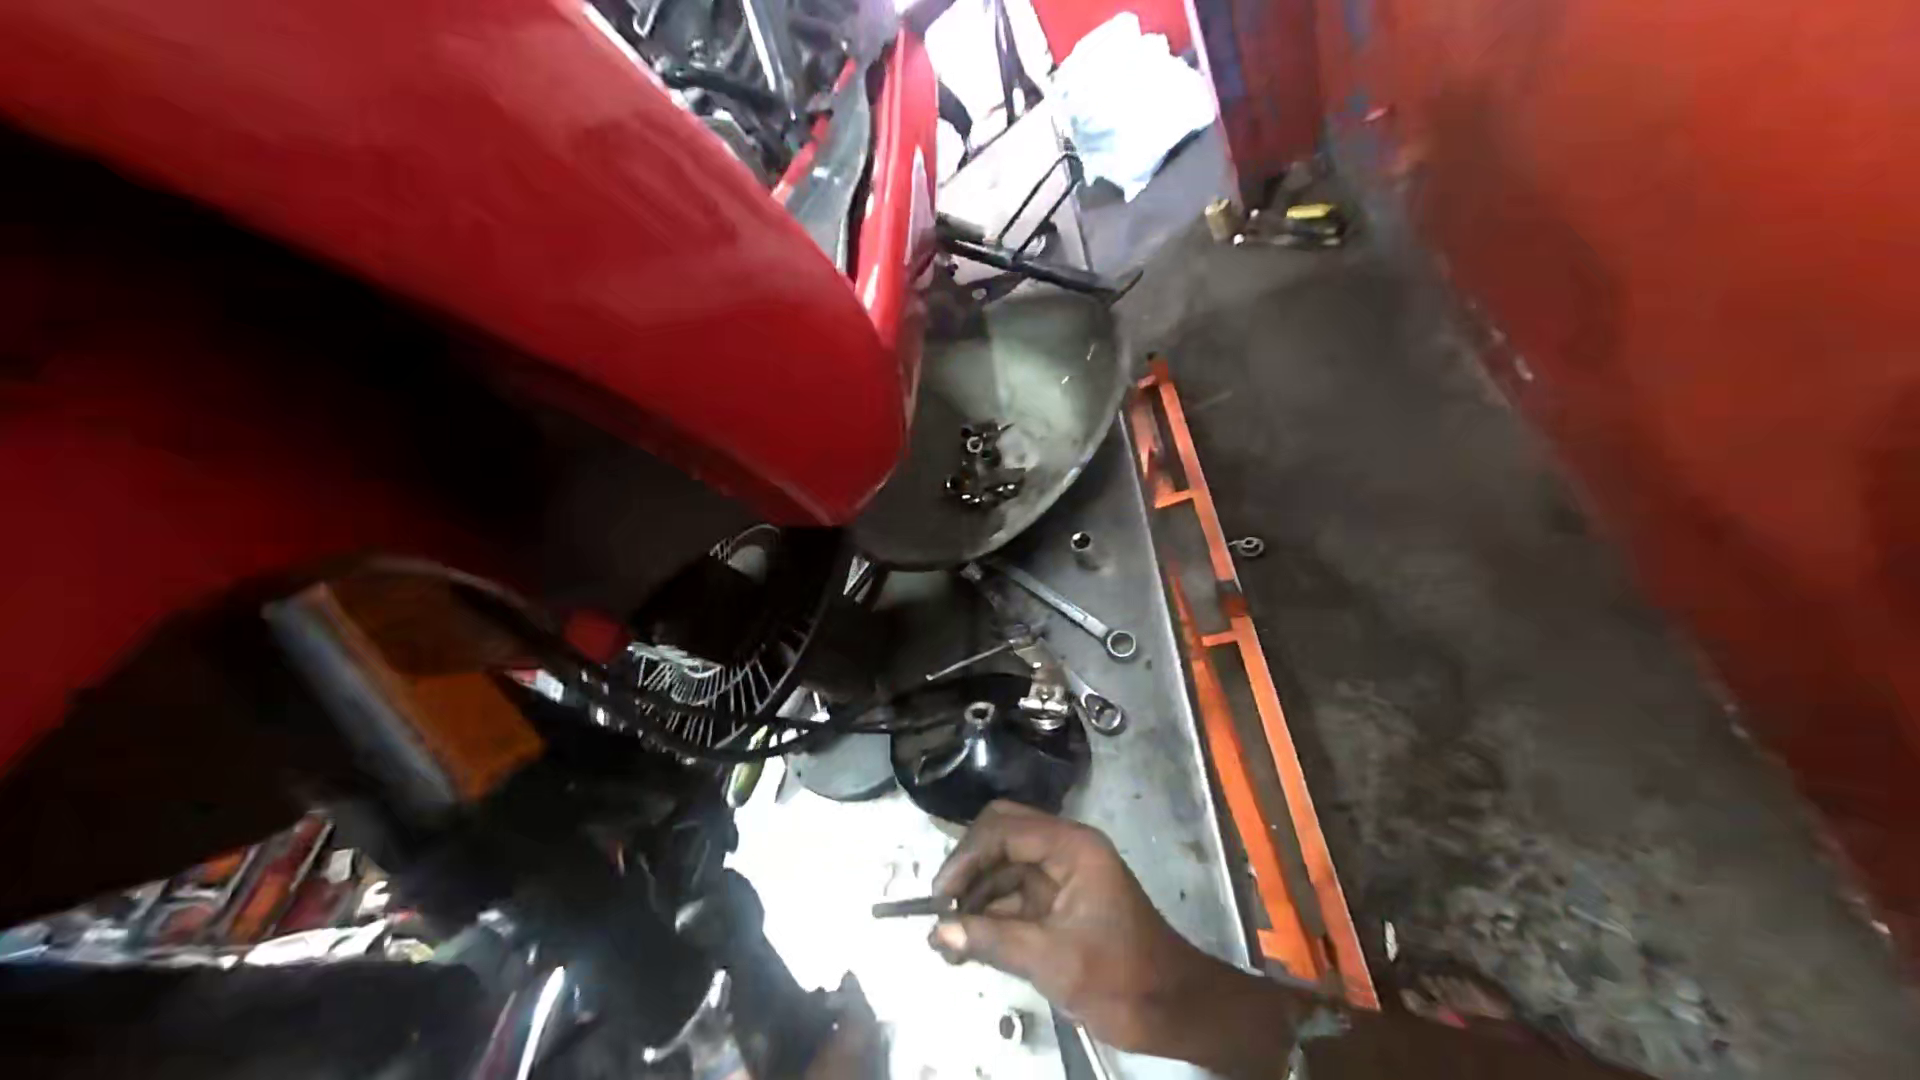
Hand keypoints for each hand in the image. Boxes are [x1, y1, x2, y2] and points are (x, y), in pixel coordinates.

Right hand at [925, 801, 1259, 1054]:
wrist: (1173, 1011)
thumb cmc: (1122, 980)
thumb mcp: (1054, 961)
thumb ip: (994, 940)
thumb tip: (938, 930)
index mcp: (1072, 846)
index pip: (1006, 829)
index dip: (967, 856)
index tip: (940, 895)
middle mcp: (1063, 849)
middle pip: (1001, 835)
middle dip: (968, 868)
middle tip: (941, 906)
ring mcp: (1059, 874)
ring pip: (1002, 866)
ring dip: (973, 896)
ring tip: (944, 938)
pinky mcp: (1055, 902)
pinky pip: (1011, 895)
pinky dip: (987, 915)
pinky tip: (964, 943)